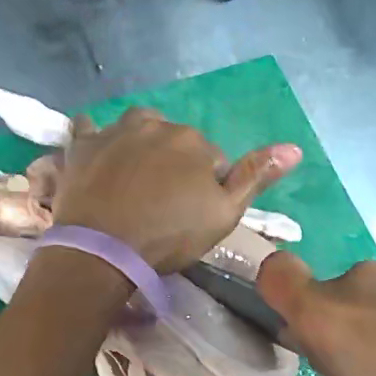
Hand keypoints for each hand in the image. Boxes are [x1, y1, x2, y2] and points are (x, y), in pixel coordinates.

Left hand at [54, 108, 300, 272]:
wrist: (103, 251)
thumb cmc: (169, 235)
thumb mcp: (225, 213)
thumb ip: (256, 176)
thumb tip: (294, 147)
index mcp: (194, 141)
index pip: (211, 160)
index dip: (207, 187)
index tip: (193, 214)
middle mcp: (156, 124)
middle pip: (174, 141)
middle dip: (173, 165)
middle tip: (162, 204)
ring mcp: (114, 131)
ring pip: (136, 130)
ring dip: (139, 146)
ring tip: (133, 182)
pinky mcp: (81, 144)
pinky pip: (89, 129)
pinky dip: (95, 139)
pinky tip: (97, 155)